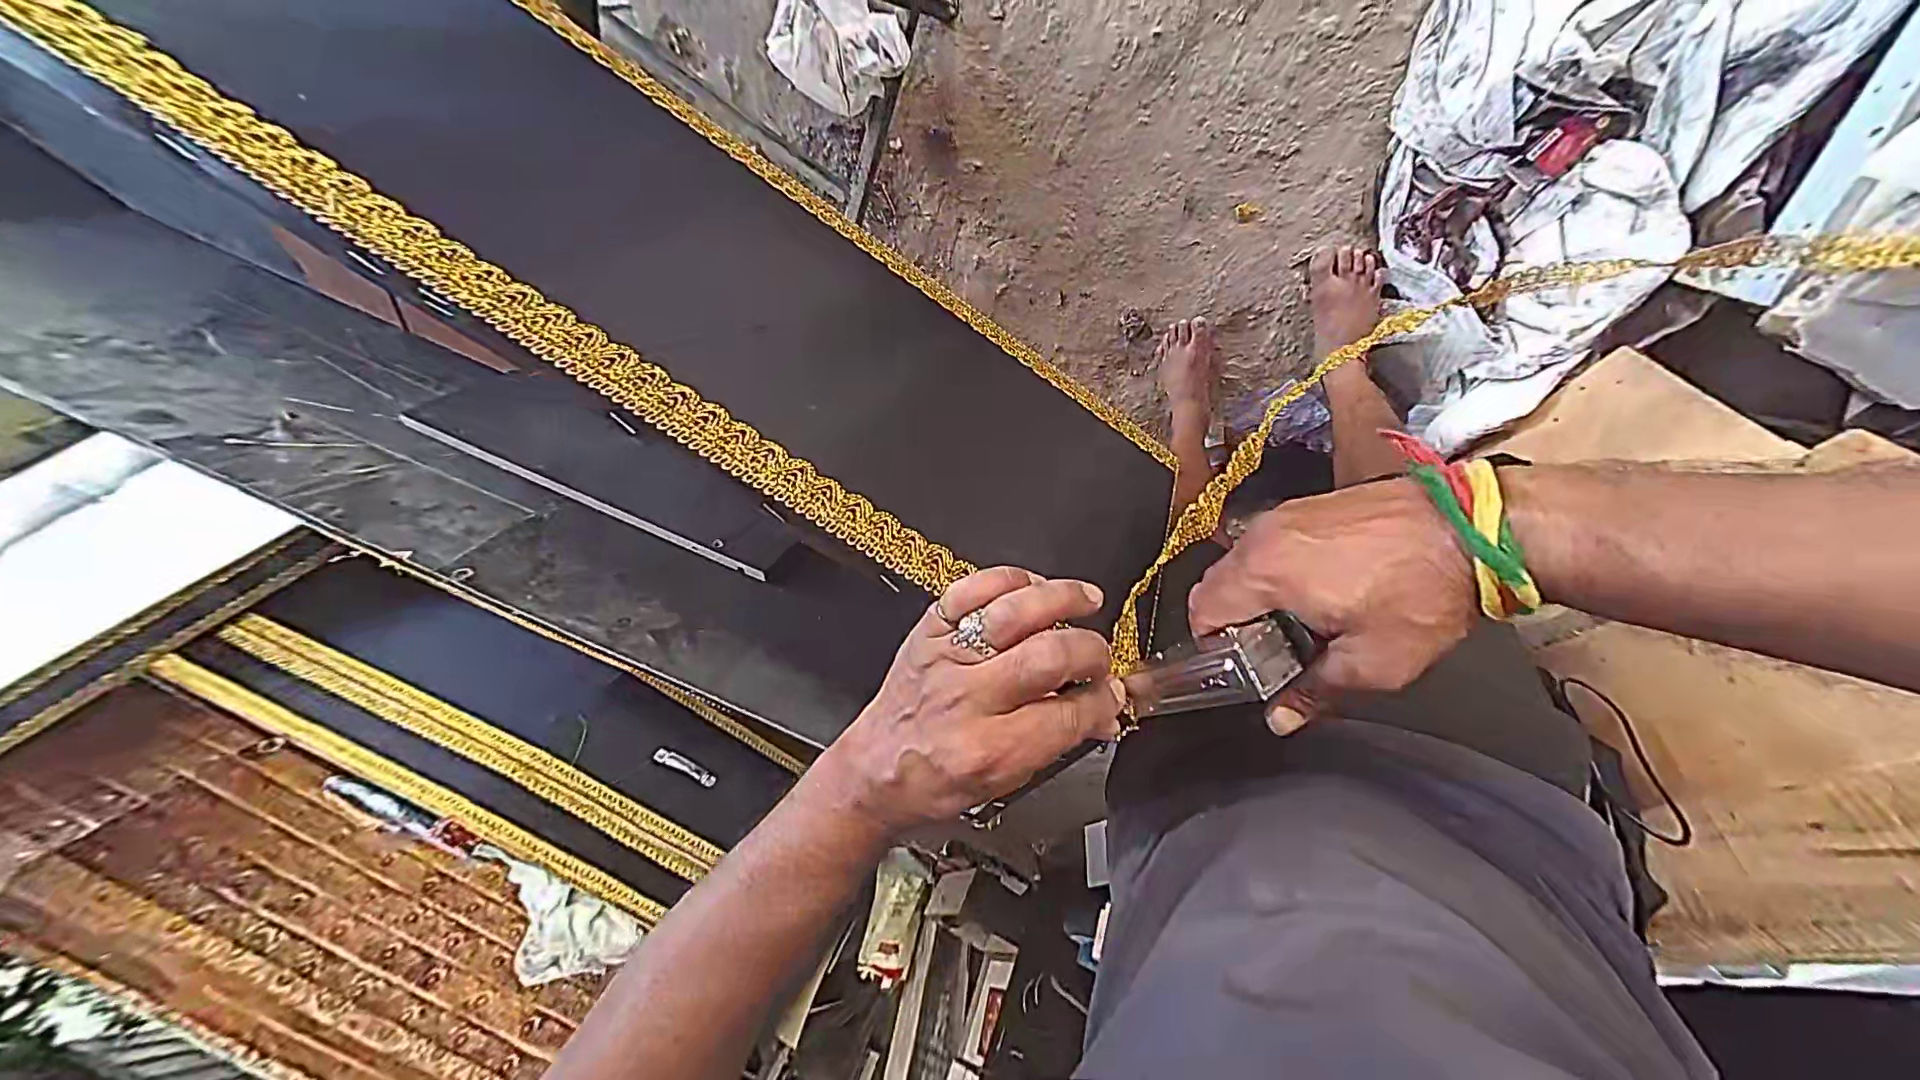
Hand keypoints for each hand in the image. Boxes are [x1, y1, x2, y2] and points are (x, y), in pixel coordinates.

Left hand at [811, 567, 1125, 834]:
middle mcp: (968, 698)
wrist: (879, 766)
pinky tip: (1030, 586)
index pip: (1068, 713)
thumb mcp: (1004, 781)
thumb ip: (1058, 742)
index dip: (1104, 699)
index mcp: (990, 748)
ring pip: (1015, 613)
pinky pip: (971, 589)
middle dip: (1091, 653)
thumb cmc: (935, 781)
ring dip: (1062, 599)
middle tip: (1099, 658)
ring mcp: (946, 658)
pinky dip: (1007, 579)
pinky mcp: (929, 631)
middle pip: (1049, 656)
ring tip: (1087, 600)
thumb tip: (1103, 711)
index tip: (1113, 693)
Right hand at [1187, 479, 1476, 734]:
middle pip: (1214, 585)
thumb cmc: (1426, 589)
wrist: (1475, 527)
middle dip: (1232, 619)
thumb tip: (1282, 716)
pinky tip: (1322, 586)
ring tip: (1303, 615)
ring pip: (1239, 563)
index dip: (1214, 643)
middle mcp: (1263, 537)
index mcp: (1265, 573)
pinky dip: (1277, 569)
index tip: (1245, 659)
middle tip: (1275, 644)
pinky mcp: (1306, 507)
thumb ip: (1314, 691)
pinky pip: (1268, 544)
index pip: (1201, 610)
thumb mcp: (1374, 662)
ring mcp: (1284, 517)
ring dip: (1255, 593)